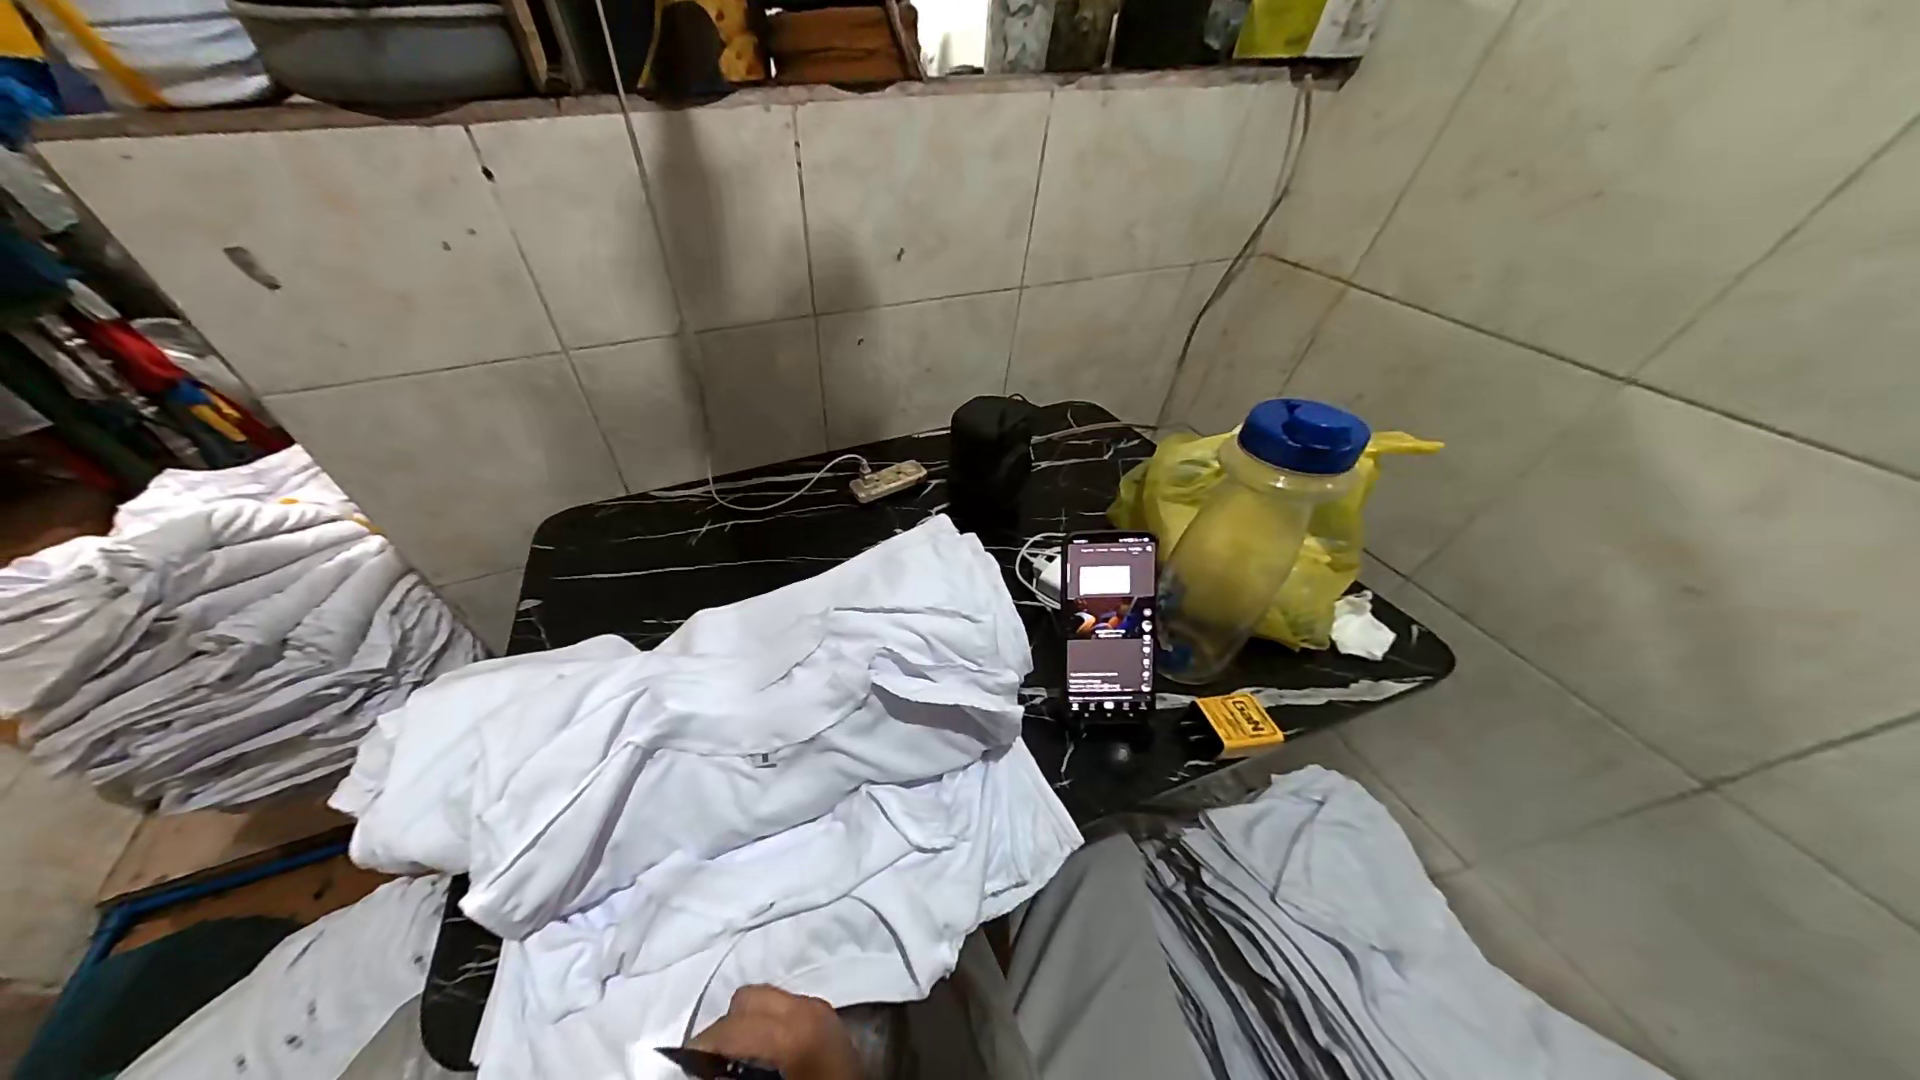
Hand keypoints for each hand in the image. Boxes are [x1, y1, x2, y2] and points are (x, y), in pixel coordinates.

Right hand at [687, 985, 860, 1079]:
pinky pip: (785, 1007)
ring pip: (766, 998)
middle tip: (707, 1065)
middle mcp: (807, 1006)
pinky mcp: (827, 1018)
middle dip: (723, 1030)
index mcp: (794, 1029)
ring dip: (744, 1024)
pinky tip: (760, 1056)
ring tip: (731, 1061)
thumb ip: (734, 1075)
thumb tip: (703, 1069)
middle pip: (748, 999)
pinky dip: (765, 1025)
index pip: (732, 1025)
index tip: (680, 1065)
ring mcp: (820, 1007)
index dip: (701, 1046)